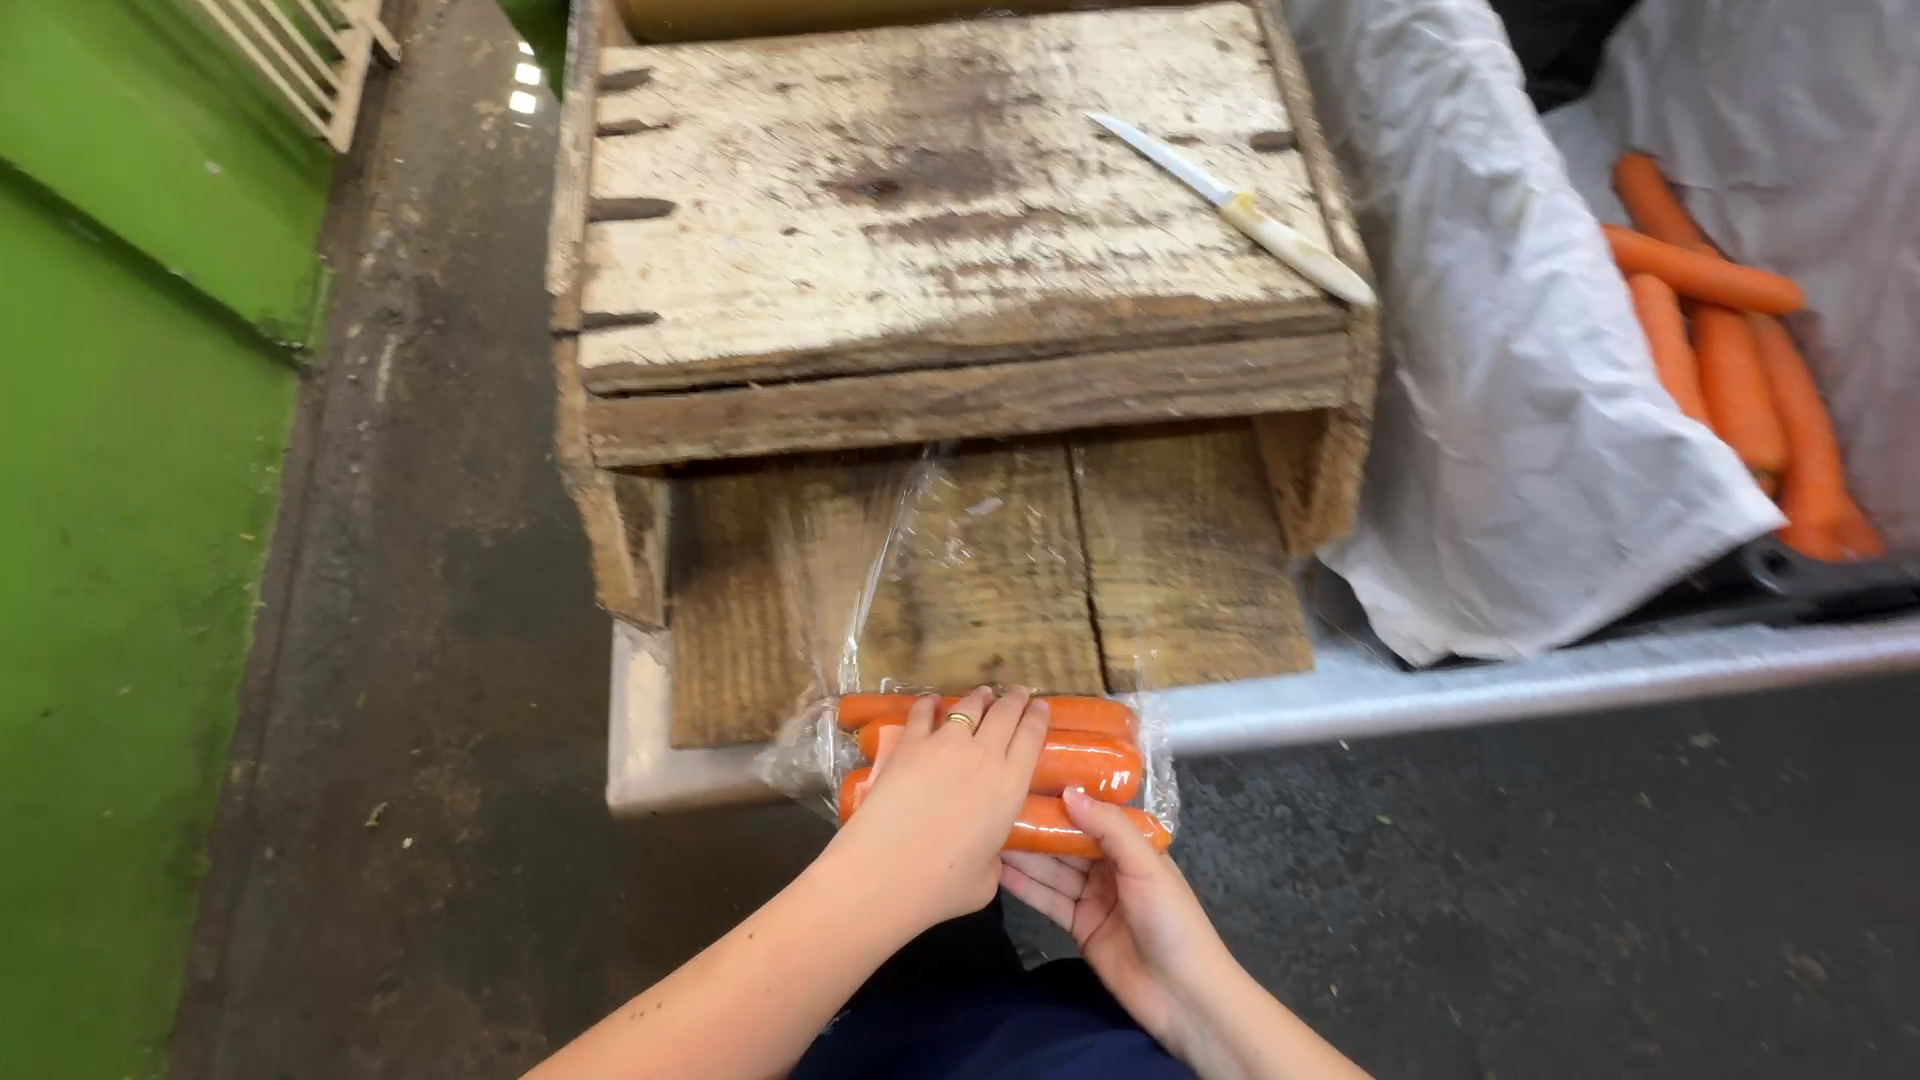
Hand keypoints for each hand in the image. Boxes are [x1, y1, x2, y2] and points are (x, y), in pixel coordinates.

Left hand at [822, 687, 1049, 937]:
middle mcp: (984, 757)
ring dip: (980, 697)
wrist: (887, 872)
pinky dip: (929, 704)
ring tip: (983, 693)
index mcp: (1011, 787)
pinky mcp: (910, 744)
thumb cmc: (942, 886)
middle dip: (1014, 698)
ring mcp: (945, 745)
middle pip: (1005, 713)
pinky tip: (931, 702)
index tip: (1040, 705)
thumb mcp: (988, 878)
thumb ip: (994, 855)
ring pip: (970, 707)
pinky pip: (923, 713)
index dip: (1038, 716)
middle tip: (1018, 692)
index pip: (1032, 737)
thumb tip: (986, 852)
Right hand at [999, 788, 1234, 1058]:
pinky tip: (998, 869)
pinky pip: (1047, 899)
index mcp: (1131, 845)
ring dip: (1023, 853)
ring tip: (988, 832)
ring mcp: (1092, 896)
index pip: (1091, 814)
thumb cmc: (1172, 920)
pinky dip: (1024, 885)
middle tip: (996, 806)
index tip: (1028, 779)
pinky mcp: (1078, 926)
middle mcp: (1109, 866)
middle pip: (1066, 841)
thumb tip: (1068, 792)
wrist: (1183, 996)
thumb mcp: (1145, 865)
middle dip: (1035, 825)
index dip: (1061, 799)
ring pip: (1052, 868)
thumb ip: (1108, 827)